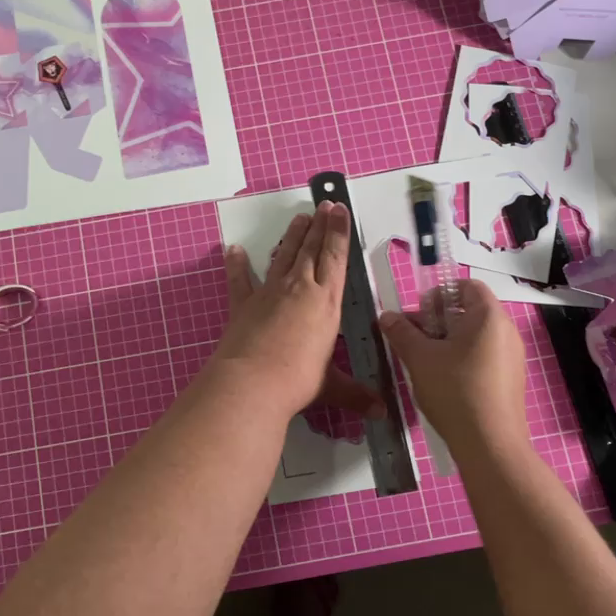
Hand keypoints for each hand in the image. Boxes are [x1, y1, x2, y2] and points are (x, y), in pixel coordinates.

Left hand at [210, 203, 379, 420]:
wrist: (252, 382)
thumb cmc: (298, 381)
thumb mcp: (331, 386)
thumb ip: (355, 394)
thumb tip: (381, 412)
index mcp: (325, 302)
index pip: (335, 259)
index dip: (338, 233)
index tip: (339, 210)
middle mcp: (299, 289)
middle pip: (311, 249)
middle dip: (319, 225)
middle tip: (323, 203)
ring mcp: (269, 293)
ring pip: (283, 256)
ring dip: (291, 237)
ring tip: (299, 218)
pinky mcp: (243, 304)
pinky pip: (240, 279)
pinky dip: (237, 264)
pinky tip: (234, 250)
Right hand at [379, 280, 527, 454]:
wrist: (489, 445)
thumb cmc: (454, 391)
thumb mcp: (419, 358)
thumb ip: (401, 332)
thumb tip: (387, 316)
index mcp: (489, 317)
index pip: (468, 286)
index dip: (440, 293)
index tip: (419, 315)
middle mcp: (507, 332)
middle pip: (471, 311)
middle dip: (439, 320)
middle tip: (416, 339)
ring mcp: (513, 358)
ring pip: (476, 337)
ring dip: (449, 341)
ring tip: (426, 363)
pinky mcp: (512, 381)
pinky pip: (485, 357)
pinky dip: (464, 359)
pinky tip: (445, 382)